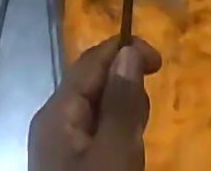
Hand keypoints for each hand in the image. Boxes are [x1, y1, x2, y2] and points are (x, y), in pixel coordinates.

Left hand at [27, 38, 160, 170]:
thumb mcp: (113, 154)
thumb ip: (121, 105)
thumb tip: (128, 51)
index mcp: (56, 109)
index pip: (88, 62)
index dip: (121, 50)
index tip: (158, 58)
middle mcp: (52, 120)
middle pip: (90, 84)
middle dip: (123, 86)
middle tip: (146, 115)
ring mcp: (57, 145)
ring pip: (94, 111)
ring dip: (120, 112)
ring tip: (138, 136)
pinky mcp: (68, 165)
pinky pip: (94, 135)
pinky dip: (115, 134)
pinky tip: (127, 152)